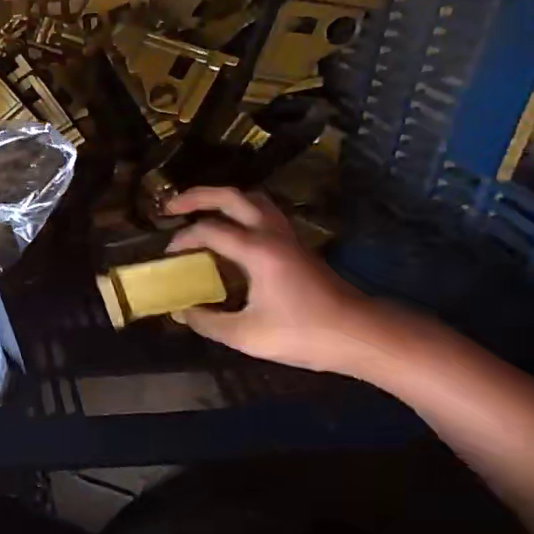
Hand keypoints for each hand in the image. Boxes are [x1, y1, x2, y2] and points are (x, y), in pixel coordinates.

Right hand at [163, 186, 411, 377]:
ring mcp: (288, 237)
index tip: (168, 255)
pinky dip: (240, 212)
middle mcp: (272, 234)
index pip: (209, 230)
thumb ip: (208, 322)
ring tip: (201, 211)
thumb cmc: (306, 335)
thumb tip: (182, 311)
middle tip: (171, 207)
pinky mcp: (297, 245)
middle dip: (196, 197)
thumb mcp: (248, 336)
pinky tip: (232, 231)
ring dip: (222, 199)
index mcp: (257, 251)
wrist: (364, 336)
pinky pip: (263, 214)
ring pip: (252, 199)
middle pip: (231, 196)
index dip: (182, 239)